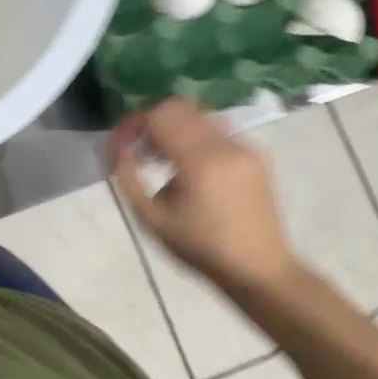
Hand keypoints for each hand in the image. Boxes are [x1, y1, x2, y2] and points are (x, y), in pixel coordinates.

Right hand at [109, 98, 297, 294]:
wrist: (259, 270)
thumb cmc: (200, 248)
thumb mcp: (152, 218)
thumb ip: (129, 177)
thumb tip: (117, 148)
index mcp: (200, 161)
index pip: (160, 115)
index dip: (134, 123)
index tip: (121, 144)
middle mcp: (227, 145)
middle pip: (180, 108)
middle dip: (153, 122)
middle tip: (139, 149)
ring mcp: (246, 148)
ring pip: (200, 115)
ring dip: (174, 128)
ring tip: (162, 159)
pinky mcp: (257, 156)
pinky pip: (218, 130)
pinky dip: (195, 137)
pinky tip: (188, 166)